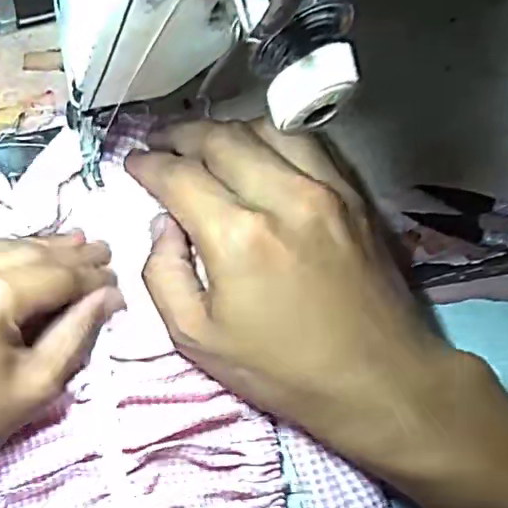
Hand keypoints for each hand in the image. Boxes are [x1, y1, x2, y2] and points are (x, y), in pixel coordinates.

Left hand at [0, 233, 124, 507]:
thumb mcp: (38, 383)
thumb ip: (78, 332)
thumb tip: (109, 295)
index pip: (55, 275)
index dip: (91, 277)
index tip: (119, 278)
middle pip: (28, 253)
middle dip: (69, 254)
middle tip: (105, 250)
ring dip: (39, 249)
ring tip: (75, 244)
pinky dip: (6, 259)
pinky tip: (28, 259)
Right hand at [124, 118, 486, 475]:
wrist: (374, 379)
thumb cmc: (279, 370)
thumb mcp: (197, 339)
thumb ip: (164, 276)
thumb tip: (164, 227)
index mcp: (237, 237)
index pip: (179, 176)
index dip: (148, 165)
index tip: (132, 163)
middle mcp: (282, 196)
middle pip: (220, 139)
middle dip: (179, 135)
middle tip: (159, 142)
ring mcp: (326, 190)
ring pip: (266, 128)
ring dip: (226, 130)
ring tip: (205, 144)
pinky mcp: (355, 196)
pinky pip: (308, 143)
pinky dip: (272, 138)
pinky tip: (260, 153)